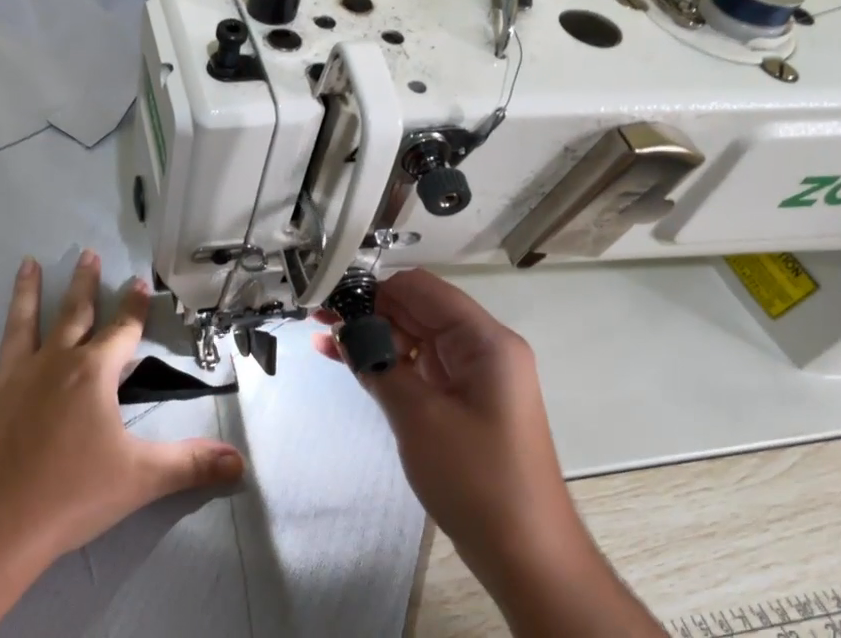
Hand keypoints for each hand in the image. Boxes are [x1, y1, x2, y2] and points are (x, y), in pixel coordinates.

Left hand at [0, 251, 245, 637]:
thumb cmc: (73, 495)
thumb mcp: (142, 479)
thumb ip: (192, 464)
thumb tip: (241, 462)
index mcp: (92, 375)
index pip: (121, 331)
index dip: (134, 307)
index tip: (140, 281)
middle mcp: (52, 363)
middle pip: (72, 315)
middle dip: (84, 285)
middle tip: (88, 255)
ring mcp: (10, 376)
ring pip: (21, 323)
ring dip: (27, 292)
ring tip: (29, 263)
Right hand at [314, 269, 661, 636]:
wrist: (525, 553)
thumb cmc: (477, 478)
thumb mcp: (419, 415)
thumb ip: (379, 364)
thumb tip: (346, 329)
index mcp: (484, 341)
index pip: (421, 288)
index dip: (374, 287)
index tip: (330, 298)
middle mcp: (482, 349)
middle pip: (417, 309)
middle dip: (368, 309)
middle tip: (316, 315)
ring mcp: (472, 376)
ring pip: (414, 337)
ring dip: (372, 336)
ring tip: (322, 335)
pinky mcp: (462, 401)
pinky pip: (418, 366)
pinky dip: (385, 362)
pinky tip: (346, 359)